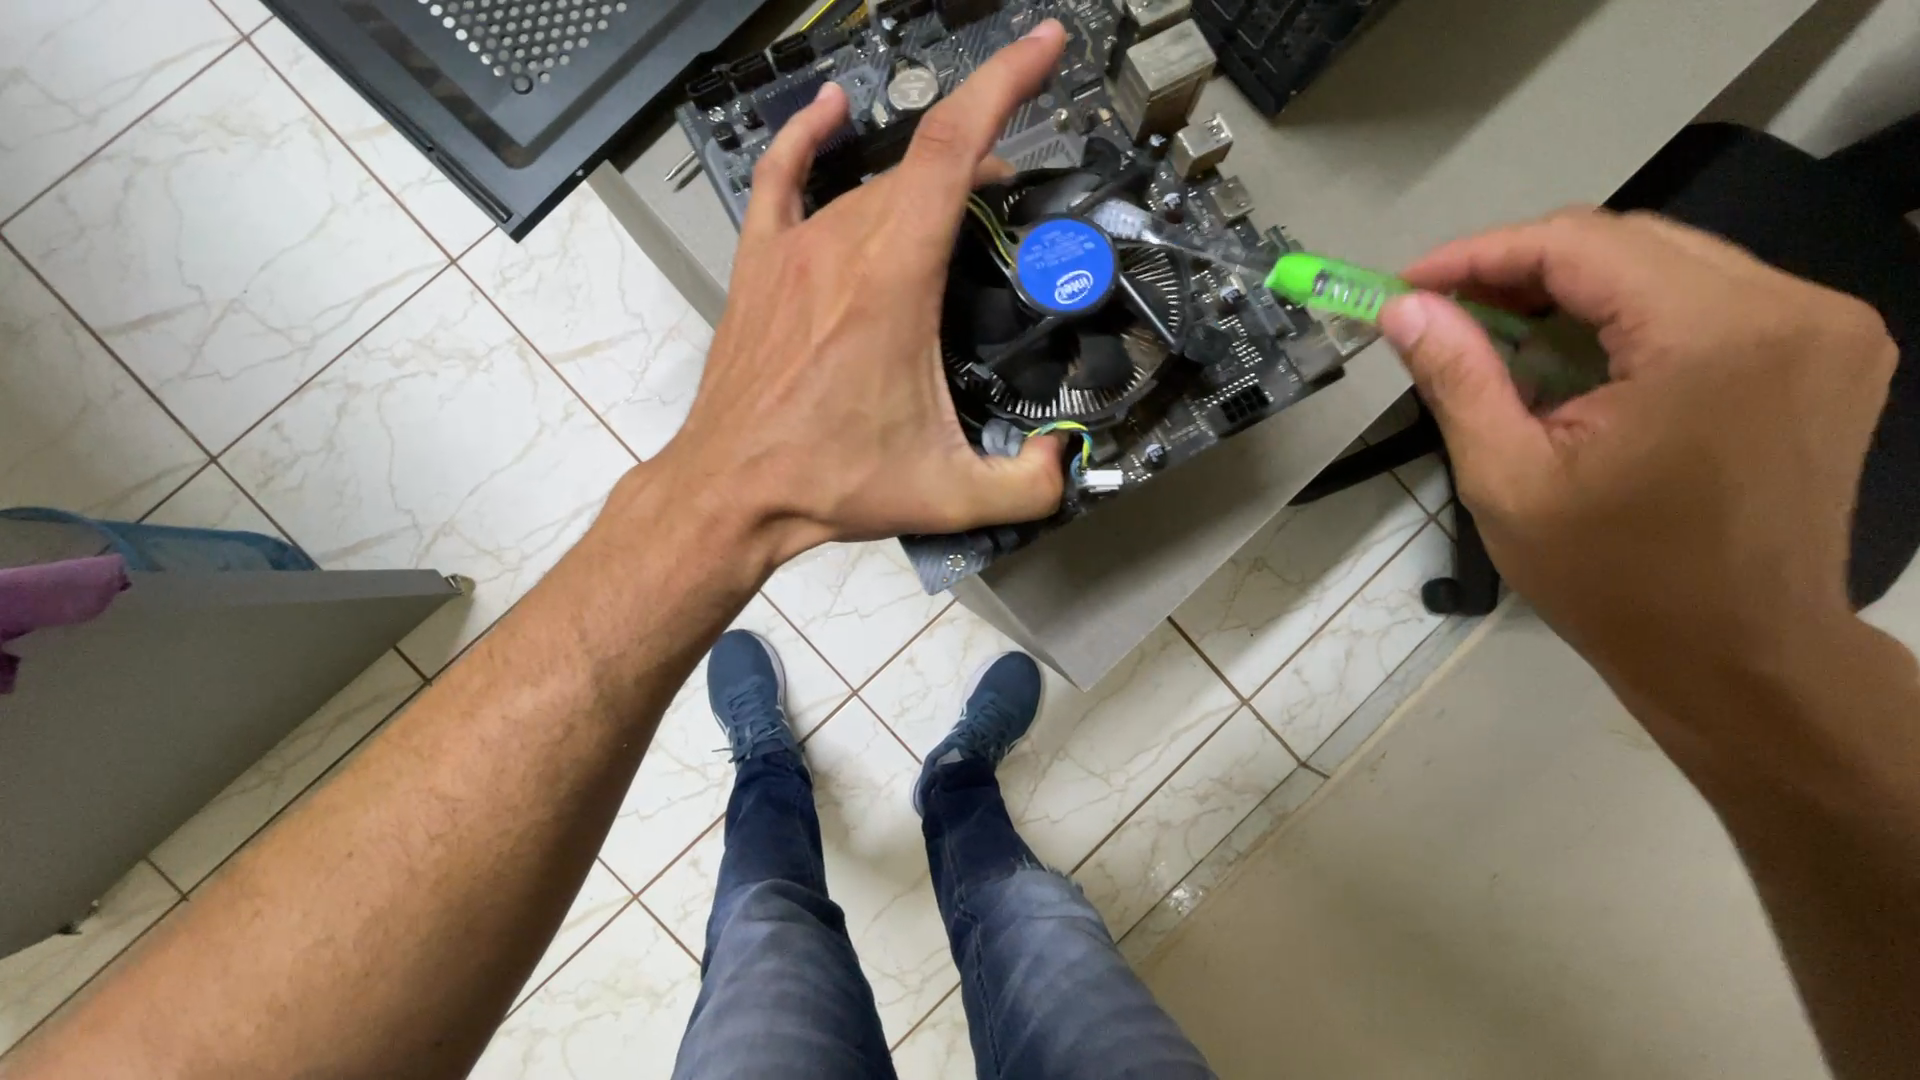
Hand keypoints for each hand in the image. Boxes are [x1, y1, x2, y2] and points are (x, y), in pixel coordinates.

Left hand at [650, 20, 1070, 566]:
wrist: (733, 490)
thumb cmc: (820, 480)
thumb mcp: (946, 497)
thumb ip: (1026, 485)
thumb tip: (1061, 463)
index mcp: (892, 280)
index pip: (954, 145)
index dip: (1006, 83)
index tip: (1041, 50)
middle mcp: (839, 247)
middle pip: (923, 168)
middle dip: (981, 169)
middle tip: (1010, 204)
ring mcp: (794, 250)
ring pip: (870, 181)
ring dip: (922, 178)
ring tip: (955, 201)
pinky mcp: (761, 265)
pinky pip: (781, 175)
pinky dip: (807, 136)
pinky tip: (828, 113)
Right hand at [1379, 210, 1899, 727]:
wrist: (1737, 651)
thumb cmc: (1609, 578)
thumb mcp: (1507, 479)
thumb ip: (1456, 378)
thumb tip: (1403, 308)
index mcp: (1712, 337)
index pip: (1580, 244)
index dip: (1480, 253)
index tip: (1407, 284)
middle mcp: (1791, 306)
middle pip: (1628, 241)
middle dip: (1520, 267)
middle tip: (1442, 310)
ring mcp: (1826, 325)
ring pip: (1669, 262)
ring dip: (1572, 287)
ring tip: (1495, 330)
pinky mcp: (1830, 350)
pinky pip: (1709, 296)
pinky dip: (1627, 310)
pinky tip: (1574, 351)